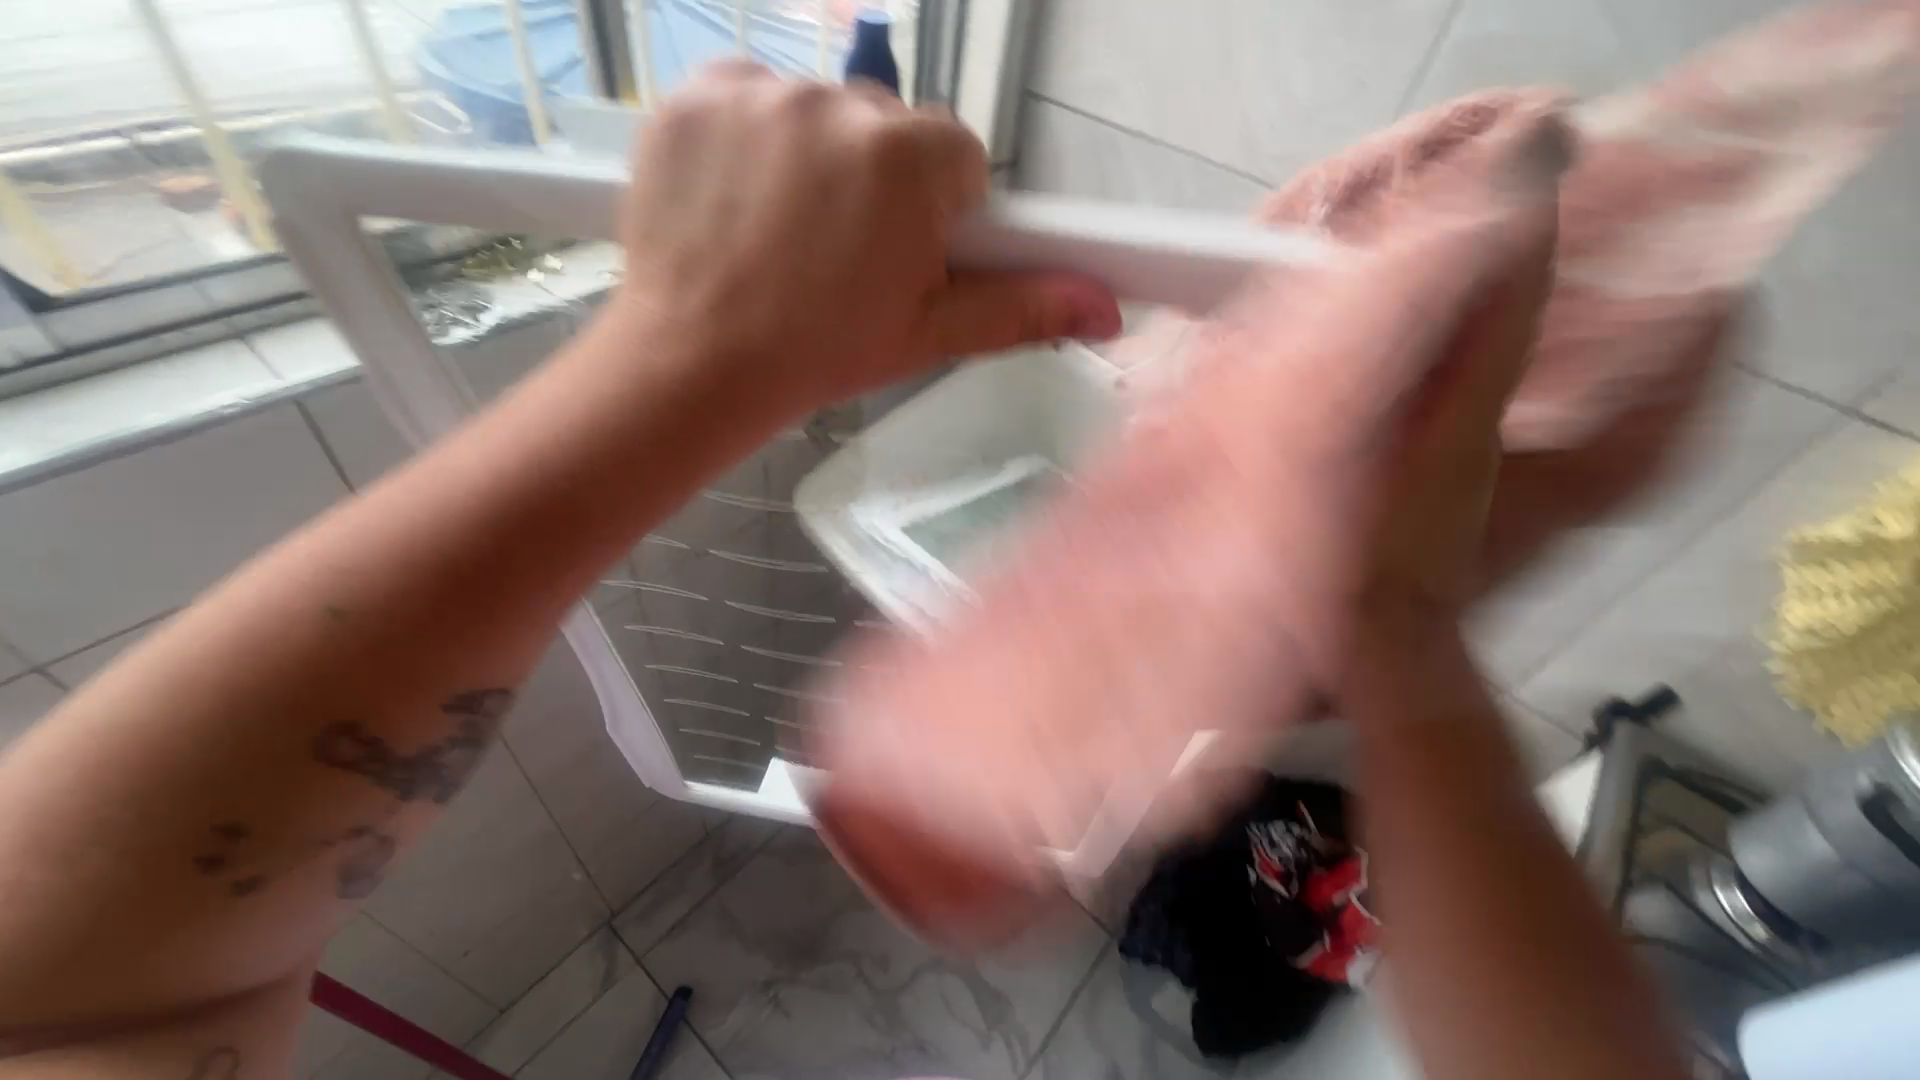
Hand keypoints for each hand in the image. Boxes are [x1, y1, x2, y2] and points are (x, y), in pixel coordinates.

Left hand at [613, 62, 1121, 413]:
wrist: (694, 364)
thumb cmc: (819, 353)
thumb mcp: (929, 334)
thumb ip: (1023, 307)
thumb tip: (1108, 307)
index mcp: (912, 160)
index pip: (957, 158)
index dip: (937, 212)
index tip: (903, 256)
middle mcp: (842, 102)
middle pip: (887, 130)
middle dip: (878, 184)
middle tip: (841, 257)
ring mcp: (762, 90)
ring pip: (818, 115)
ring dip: (813, 161)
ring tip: (783, 237)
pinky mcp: (697, 93)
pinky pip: (750, 101)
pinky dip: (750, 141)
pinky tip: (739, 204)